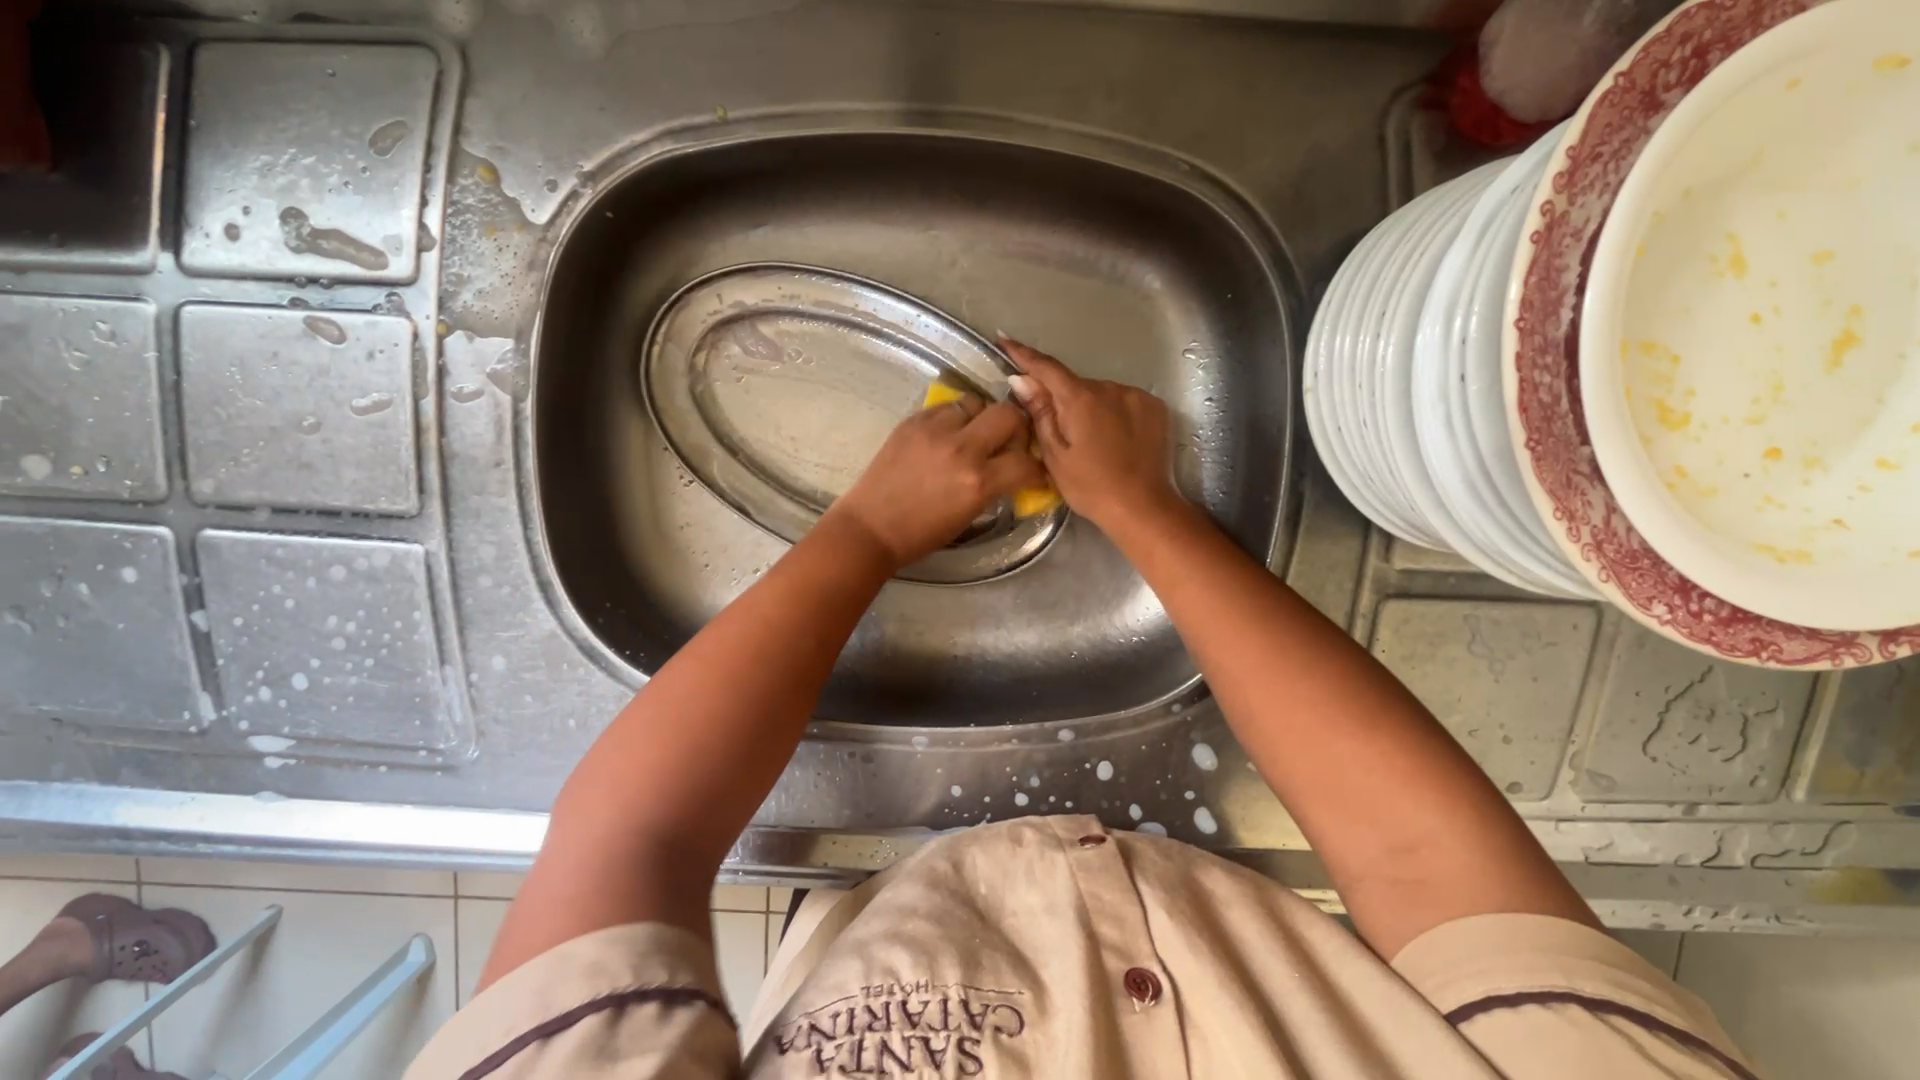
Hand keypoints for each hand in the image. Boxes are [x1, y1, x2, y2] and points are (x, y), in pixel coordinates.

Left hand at [823, 394, 1047, 568]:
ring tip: (973, 434)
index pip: (1025, 462)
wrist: (871, 528)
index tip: (1031, 471)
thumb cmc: (921, 534)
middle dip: (1015, 428)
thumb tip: (1011, 468)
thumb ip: (993, 486)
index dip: (1035, 467)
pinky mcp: (913, 421)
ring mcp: (935, 430)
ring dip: (982, 417)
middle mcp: (961, 449)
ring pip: (976, 402)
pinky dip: (953, 418)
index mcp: (978, 482)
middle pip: (1008, 414)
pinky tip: (945, 436)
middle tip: (1007, 441)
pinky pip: (946, 407)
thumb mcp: (969, 514)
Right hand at [1001, 340, 1180, 532]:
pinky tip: (1115, 440)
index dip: (1024, 354)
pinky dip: (1114, 414)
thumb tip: (1021, 380)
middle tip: (1058, 431)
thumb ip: (1040, 414)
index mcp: (1080, 399)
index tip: (1004, 339)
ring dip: (1090, 408)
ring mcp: (1136, 396)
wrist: (1142, 508)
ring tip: (1091, 443)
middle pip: (1076, 385)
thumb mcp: (1055, 456)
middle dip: (1062, 399)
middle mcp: (1110, 388)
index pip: (1046, 367)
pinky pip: (1124, 402)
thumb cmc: (1091, 487)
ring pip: (1101, 394)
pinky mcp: (1155, 407)